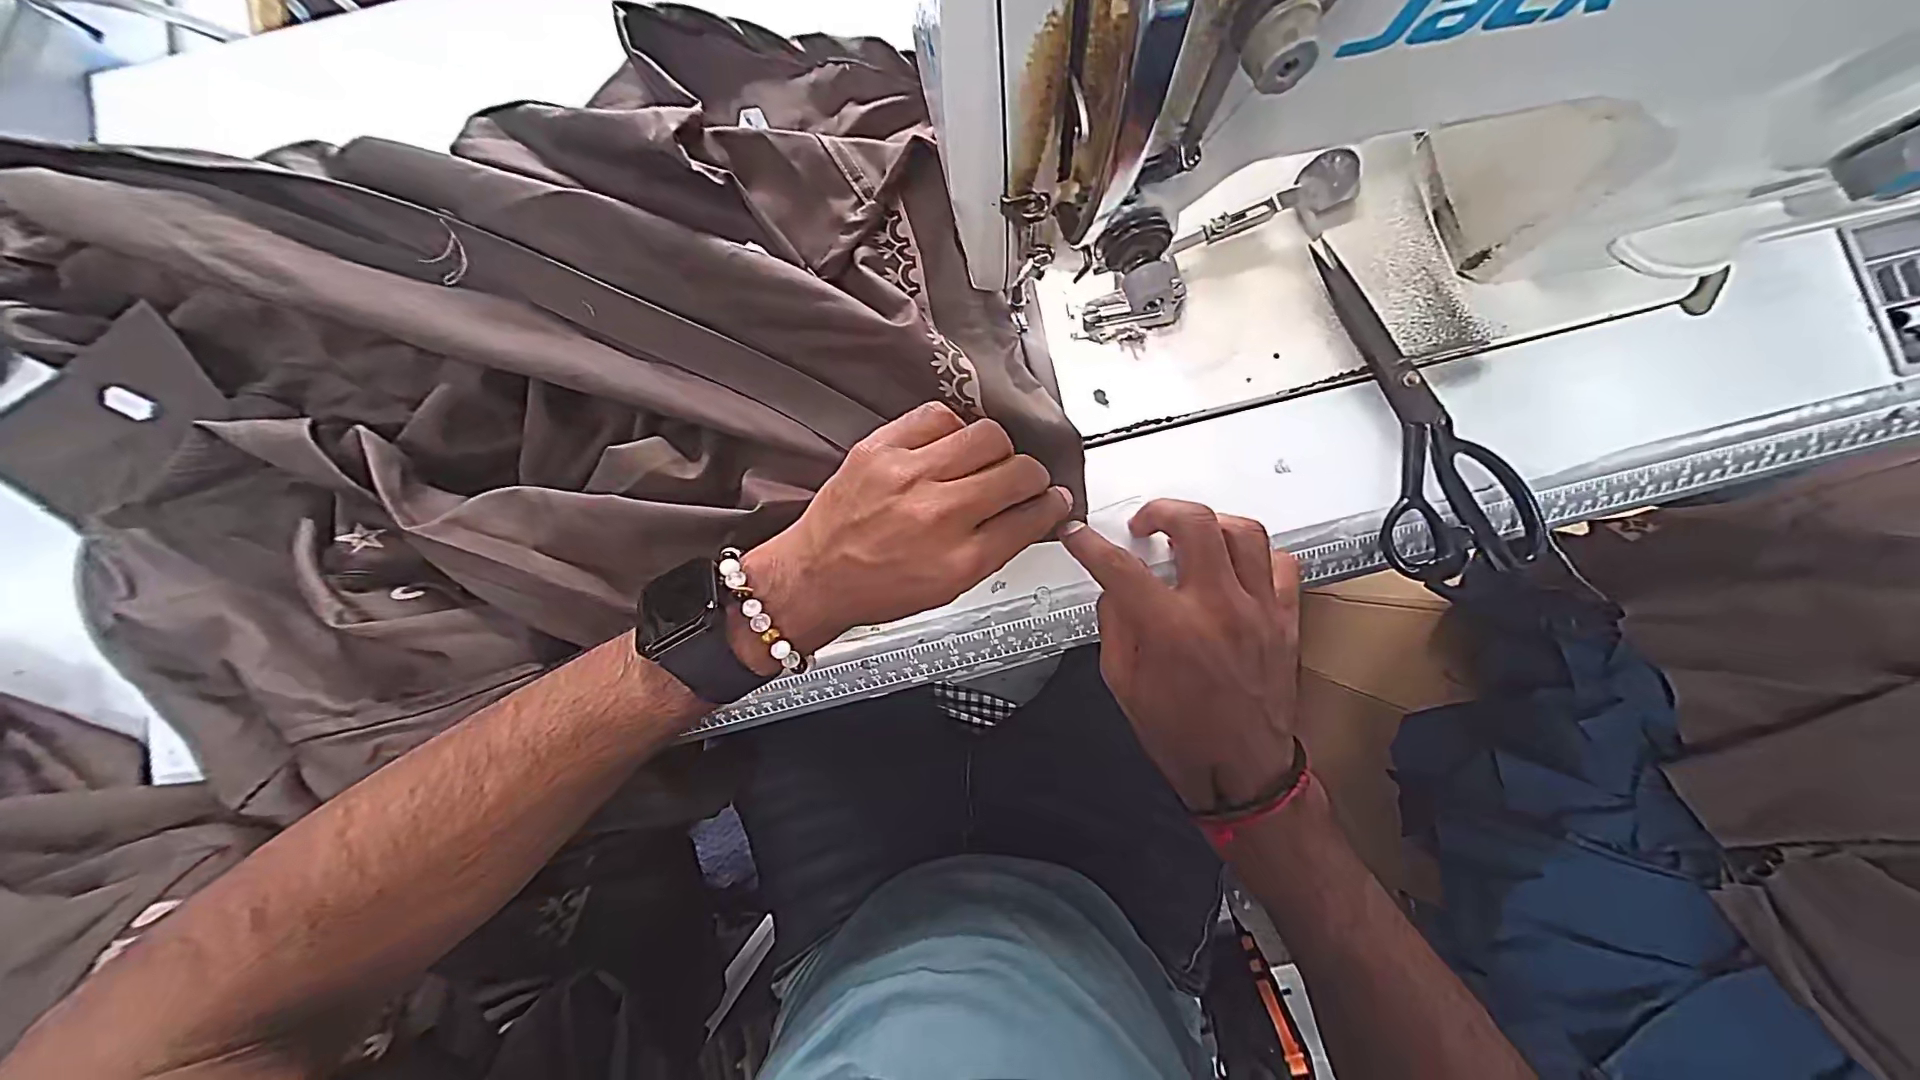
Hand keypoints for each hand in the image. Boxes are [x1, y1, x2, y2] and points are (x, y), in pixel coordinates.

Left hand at [737, 403, 1072, 670]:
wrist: (815, 575)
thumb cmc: (877, 587)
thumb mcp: (948, 586)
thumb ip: (996, 548)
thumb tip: (1030, 515)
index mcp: (960, 559)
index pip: (1031, 518)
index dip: (1051, 506)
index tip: (1053, 500)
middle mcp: (938, 515)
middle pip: (1018, 473)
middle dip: (1030, 477)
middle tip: (1019, 481)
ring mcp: (908, 475)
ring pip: (988, 436)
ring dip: (997, 450)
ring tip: (982, 463)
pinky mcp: (880, 448)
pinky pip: (940, 416)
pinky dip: (953, 429)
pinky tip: (947, 447)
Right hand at [1060, 500, 1301, 811]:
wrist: (1242, 772)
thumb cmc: (1185, 738)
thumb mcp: (1124, 684)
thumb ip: (1114, 627)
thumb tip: (1113, 589)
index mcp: (1168, 630)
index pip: (1118, 566)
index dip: (1089, 544)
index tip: (1080, 536)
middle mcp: (1217, 611)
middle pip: (1193, 523)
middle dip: (1159, 510)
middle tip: (1145, 524)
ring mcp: (1257, 611)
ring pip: (1243, 531)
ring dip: (1210, 523)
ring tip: (1191, 535)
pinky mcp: (1285, 620)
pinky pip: (1281, 562)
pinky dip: (1255, 554)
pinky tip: (1235, 564)